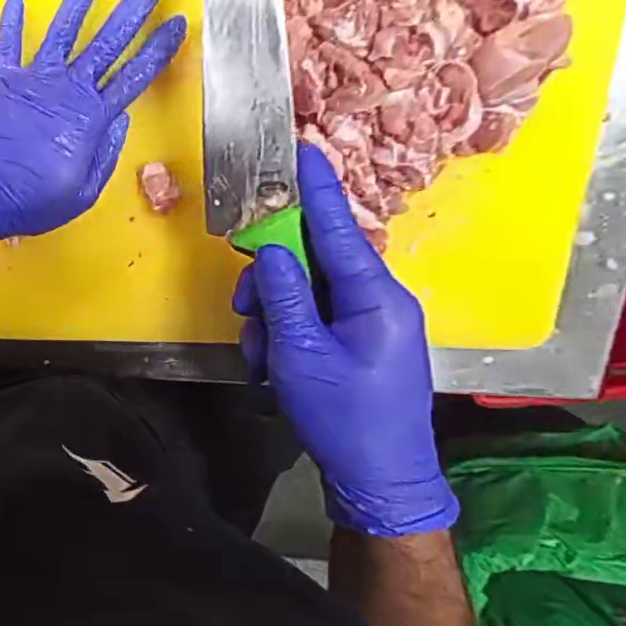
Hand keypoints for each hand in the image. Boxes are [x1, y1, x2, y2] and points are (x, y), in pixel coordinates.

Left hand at [0, 0, 186, 247]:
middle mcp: (68, 91)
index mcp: (92, 118)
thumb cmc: (36, 201)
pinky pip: (8, 47)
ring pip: (62, 31)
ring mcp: (35, 84)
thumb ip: (106, 153)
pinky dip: (12, 24)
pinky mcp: (3, 85)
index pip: (134, 75)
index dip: (157, 49)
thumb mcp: (85, 191)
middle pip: (107, 42)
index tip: (175, 24)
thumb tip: (119, 119)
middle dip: (133, 9)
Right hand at [232, 144, 458, 537]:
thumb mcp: (302, 355)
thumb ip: (284, 297)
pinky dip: (285, 337)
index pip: (338, 228)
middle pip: (311, 263)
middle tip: (246, 312)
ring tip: (265, 358)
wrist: (379, 476)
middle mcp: (376, 299)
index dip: (316, 189)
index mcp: (374, 295)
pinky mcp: (356, 342)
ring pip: (304, 294)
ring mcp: (368, 322)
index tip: (302, 149)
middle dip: (270, 283)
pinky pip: (312, 320)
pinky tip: (276, 367)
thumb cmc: (343, 416)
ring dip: (272, 319)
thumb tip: (270, 251)